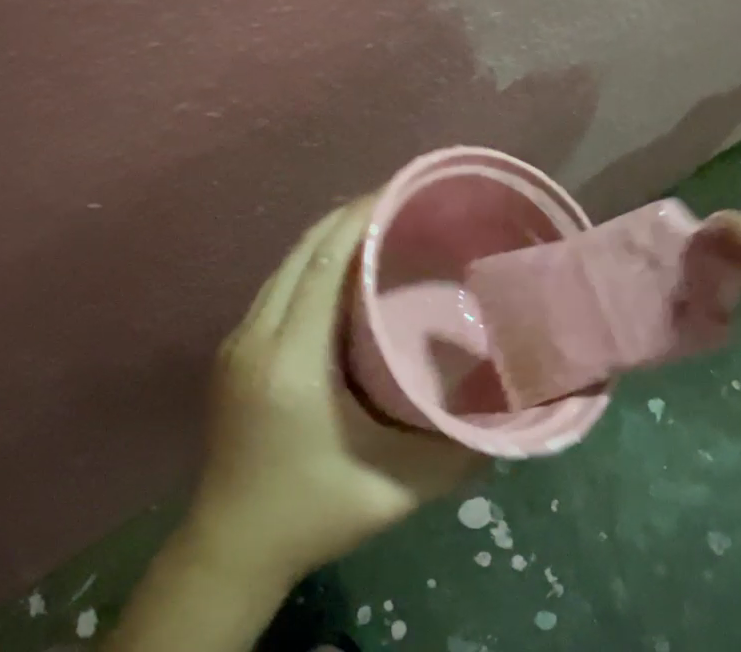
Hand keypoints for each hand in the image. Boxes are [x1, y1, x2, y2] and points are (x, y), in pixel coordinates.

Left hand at [185, 197, 484, 583]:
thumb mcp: (395, 490)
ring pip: (285, 265)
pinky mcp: (234, 350)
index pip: (323, 264)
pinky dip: (310, 265)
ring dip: (328, 239)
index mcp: (292, 361)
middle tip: (403, 204)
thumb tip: (511, 415)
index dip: (361, 219)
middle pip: (302, 252)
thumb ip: (456, 452)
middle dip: (350, 217)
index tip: (403, 193)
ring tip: (380, 229)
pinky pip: (276, 287)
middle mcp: (257, 337)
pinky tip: (342, 273)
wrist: (229, 546)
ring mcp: (238, 340)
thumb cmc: (312, 515)